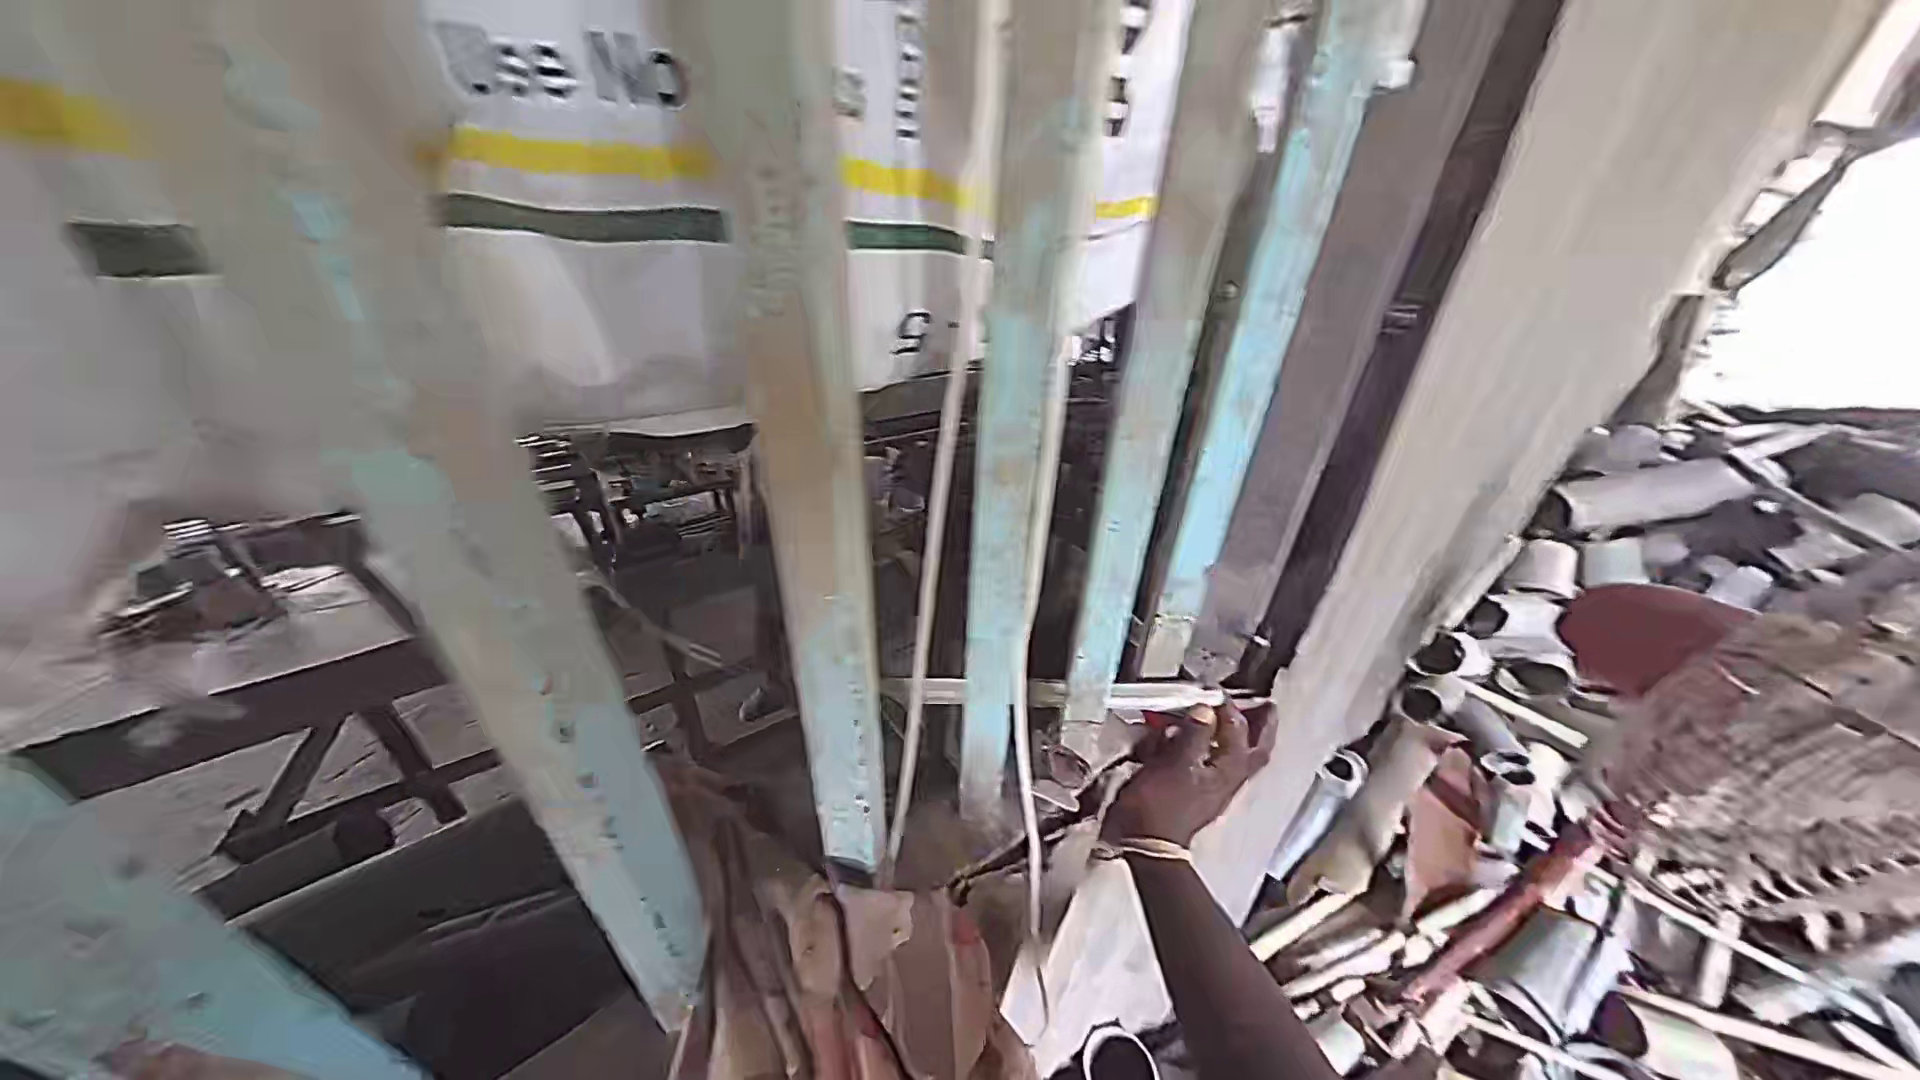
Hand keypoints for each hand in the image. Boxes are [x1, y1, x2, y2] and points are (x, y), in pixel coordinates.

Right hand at [1102, 700, 1275, 846]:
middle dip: (1258, 725)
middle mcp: (1227, 777)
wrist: (1145, 840)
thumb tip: (1206, 710)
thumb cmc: (1161, 804)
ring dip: (1230, 733)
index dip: (1232, 708)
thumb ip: (1194, 734)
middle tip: (1262, 705)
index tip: (1216, 689)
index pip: (1241, 732)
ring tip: (1223, 715)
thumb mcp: (1177, 764)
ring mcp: (1211, 784)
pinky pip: (1205, 760)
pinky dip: (1200, 744)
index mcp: (1229, 771)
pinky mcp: (1192, 788)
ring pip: (1230, 753)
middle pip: (1252, 747)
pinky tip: (1185, 735)